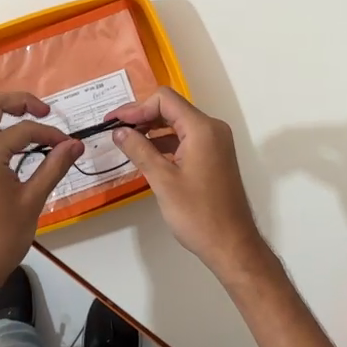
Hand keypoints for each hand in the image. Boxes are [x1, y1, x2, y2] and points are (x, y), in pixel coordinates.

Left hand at [0, 91, 80, 296]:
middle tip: (43, 111)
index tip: (69, 145)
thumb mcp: (33, 200)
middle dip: (18, 101)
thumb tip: (75, 144)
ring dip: (1, 109)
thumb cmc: (2, 237)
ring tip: (27, 118)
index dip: (49, 134)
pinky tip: (11, 139)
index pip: (23, 130)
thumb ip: (54, 167)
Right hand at [108, 89, 268, 277]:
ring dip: (152, 131)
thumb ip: (139, 150)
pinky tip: (146, 156)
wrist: (232, 246)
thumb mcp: (163, 180)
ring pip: (177, 124)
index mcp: (202, 128)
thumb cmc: (198, 214)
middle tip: (115, 130)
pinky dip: (165, 143)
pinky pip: (185, 139)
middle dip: (142, 117)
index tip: (115, 123)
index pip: (164, 100)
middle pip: (171, 109)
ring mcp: (215, 143)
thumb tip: (119, 131)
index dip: (137, 108)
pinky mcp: (214, 156)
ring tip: (125, 143)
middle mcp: (212, 129)